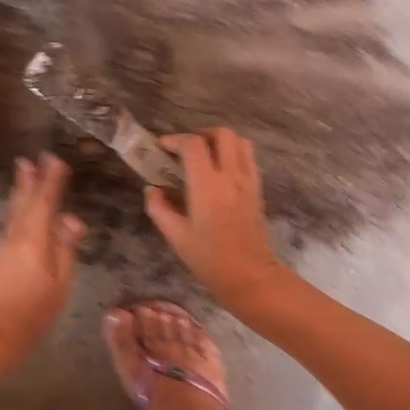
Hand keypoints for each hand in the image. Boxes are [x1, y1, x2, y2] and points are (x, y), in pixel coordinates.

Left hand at [0, 154, 85, 358]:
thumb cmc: (35, 311)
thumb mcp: (61, 283)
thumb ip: (66, 248)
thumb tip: (72, 219)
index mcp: (34, 240)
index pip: (45, 202)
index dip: (52, 181)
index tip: (57, 160)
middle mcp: (15, 237)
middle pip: (24, 202)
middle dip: (31, 180)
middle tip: (33, 158)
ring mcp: (3, 247)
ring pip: (14, 212)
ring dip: (21, 191)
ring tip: (24, 172)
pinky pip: (11, 224)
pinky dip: (19, 210)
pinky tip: (22, 209)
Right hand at [147, 128, 289, 308]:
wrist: (250, 276)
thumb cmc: (209, 259)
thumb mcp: (176, 237)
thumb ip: (159, 209)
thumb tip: (152, 190)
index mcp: (207, 185)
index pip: (193, 145)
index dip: (175, 140)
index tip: (162, 147)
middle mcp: (230, 176)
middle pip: (222, 134)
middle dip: (201, 134)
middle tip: (186, 150)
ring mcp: (248, 181)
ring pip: (240, 141)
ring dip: (221, 141)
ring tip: (206, 157)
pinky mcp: (258, 190)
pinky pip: (249, 158)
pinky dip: (235, 154)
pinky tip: (221, 173)